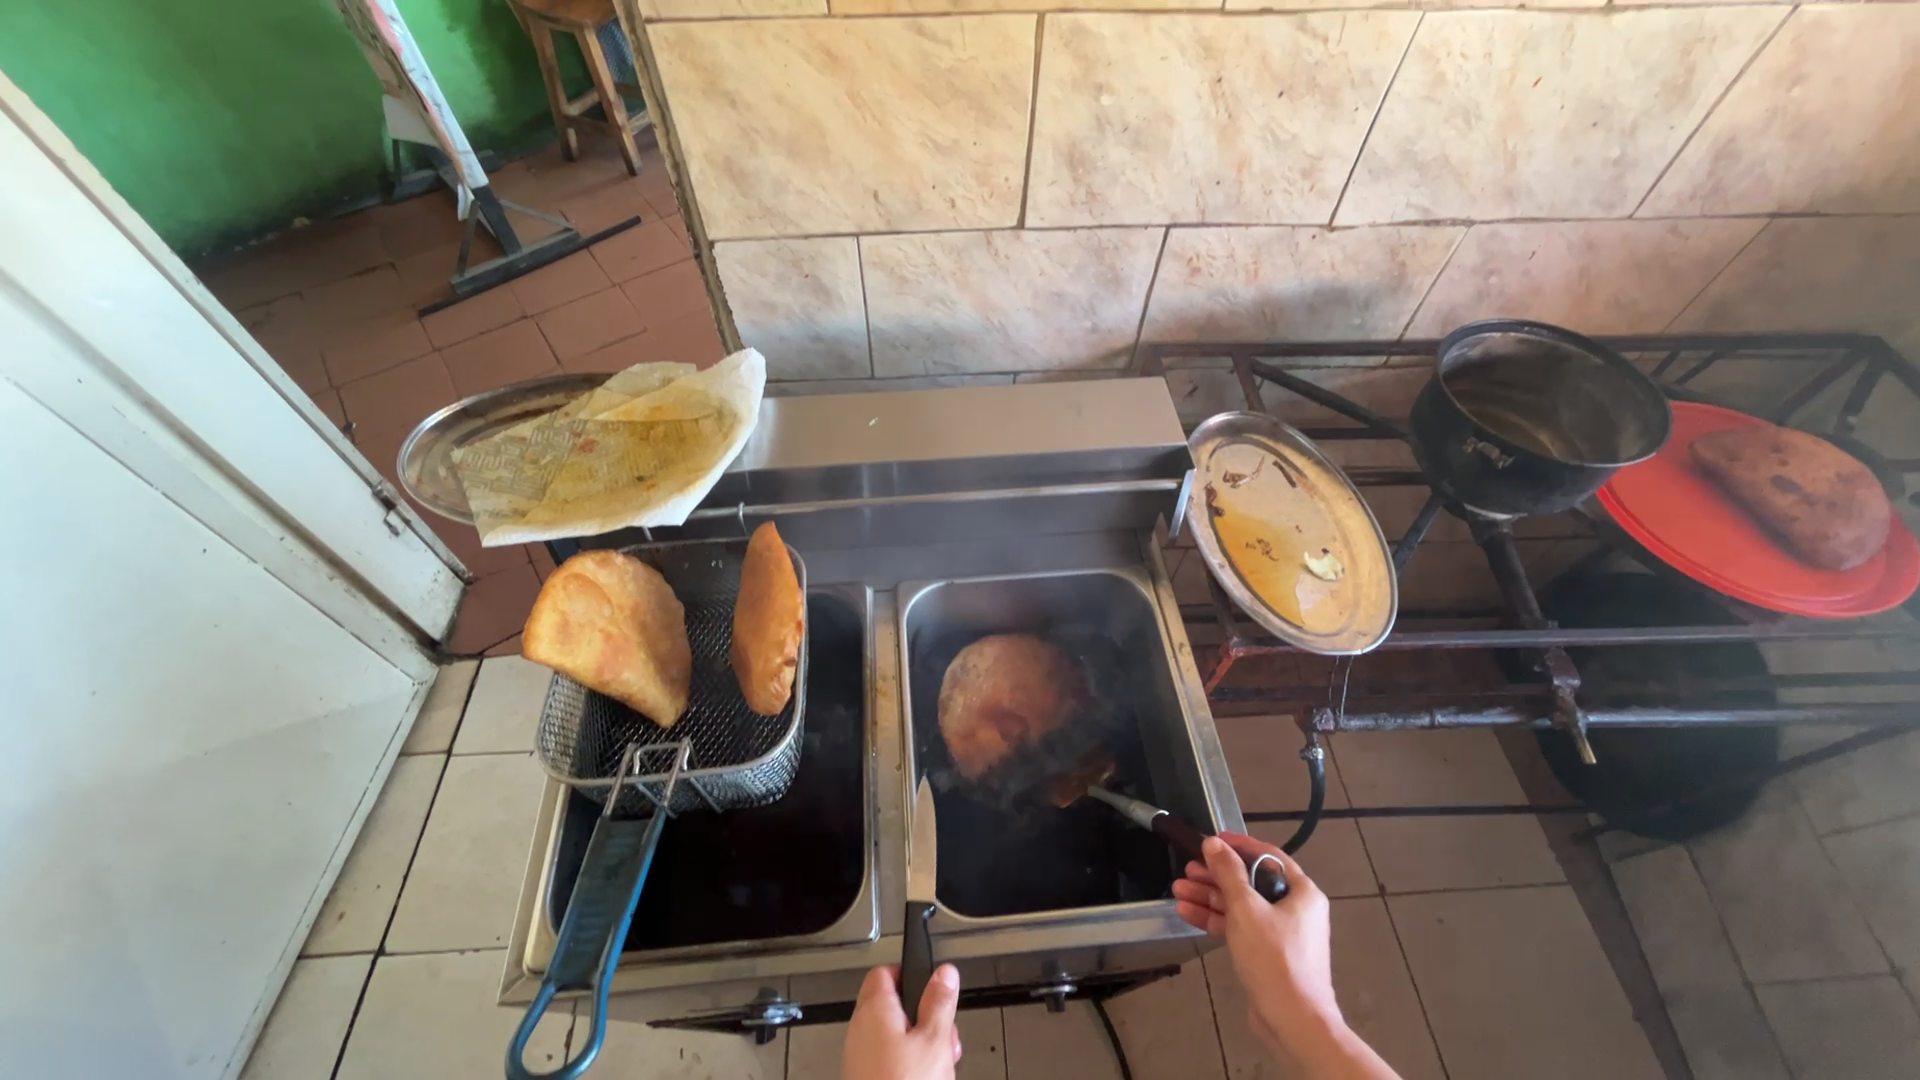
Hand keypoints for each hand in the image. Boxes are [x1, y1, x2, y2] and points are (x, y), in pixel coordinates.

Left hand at [842, 963, 961, 1079]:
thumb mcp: (935, 1040)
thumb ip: (940, 1002)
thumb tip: (944, 974)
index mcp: (874, 1009)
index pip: (885, 971)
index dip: (910, 973)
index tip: (933, 986)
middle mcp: (860, 1029)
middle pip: (893, 1005)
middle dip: (923, 1016)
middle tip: (943, 1033)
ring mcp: (860, 1057)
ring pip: (893, 1035)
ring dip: (920, 1043)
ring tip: (940, 1064)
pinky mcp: (864, 1079)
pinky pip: (888, 1060)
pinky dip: (908, 1064)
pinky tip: (927, 1079)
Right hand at [1172, 833, 1339, 1051]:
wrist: (1294, 1022)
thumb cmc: (1274, 957)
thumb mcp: (1246, 908)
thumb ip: (1228, 873)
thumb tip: (1213, 843)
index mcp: (1301, 893)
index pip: (1267, 856)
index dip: (1238, 845)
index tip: (1211, 840)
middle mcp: (1294, 909)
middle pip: (1250, 881)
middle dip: (1216, 875)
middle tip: (1187, 869)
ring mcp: (1280, 933)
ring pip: (1240, 905)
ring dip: (1210, 897)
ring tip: (1178, 889)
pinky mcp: (1267, 954)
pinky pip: (1239, 927)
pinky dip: (1216, 919)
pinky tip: (1187, 913)